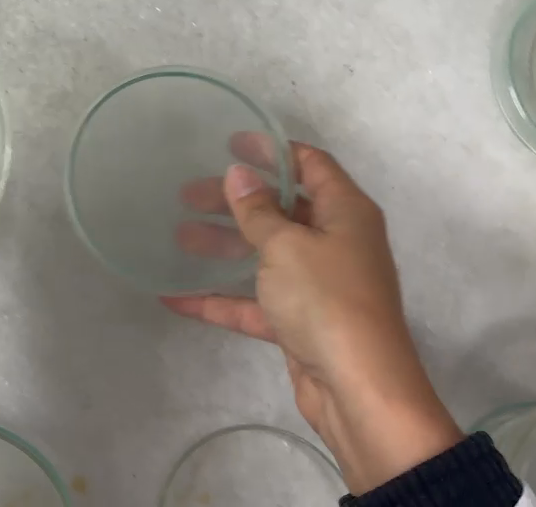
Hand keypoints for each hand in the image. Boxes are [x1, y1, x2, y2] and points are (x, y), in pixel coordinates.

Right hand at [162, 141, 462, 494]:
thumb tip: (238, 174)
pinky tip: (175, 296)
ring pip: (263, 252)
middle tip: (185, 193)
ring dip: (222, 244)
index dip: (271, 150)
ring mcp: (317, 283)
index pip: (310, 164)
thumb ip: (257, 209)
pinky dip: (219, 297)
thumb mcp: (286, 245)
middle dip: (233, 200)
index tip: (227, 142)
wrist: (360, 393)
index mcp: (344, 213)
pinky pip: (254, 299)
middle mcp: (335, 242)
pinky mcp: (300, 320)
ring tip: (176, 235)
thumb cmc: (327, 301)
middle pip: (280, 208)